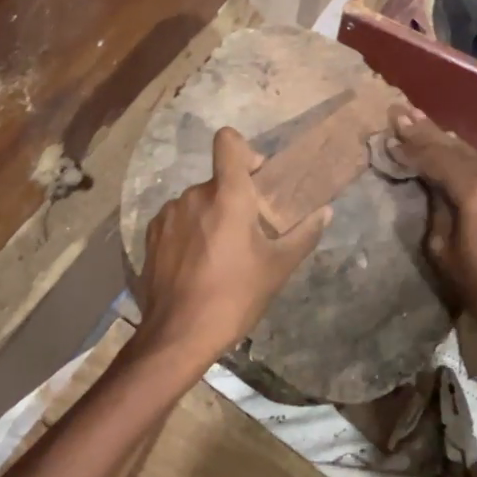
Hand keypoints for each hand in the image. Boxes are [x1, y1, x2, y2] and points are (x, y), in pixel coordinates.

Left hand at [134, 127, 331, 365]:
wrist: (178, 335)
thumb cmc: (234, 296)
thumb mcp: (277, 268)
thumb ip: (304, 234)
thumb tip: (325, 212)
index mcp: (227, 194)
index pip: (228, 141)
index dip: (244, 151)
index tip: (256, 179)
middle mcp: (194, 194)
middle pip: (218, 180)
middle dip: (233, 199)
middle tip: (248, 234)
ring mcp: (168, 214)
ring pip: (197, 202)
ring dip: (209, 218)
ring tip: (220, 256)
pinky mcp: (150, 235)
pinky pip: (177, 221)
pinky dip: (188, 234)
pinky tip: (195, 266)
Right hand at [389, 108, 476, 351]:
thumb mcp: (443, 251)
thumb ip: (436, 209)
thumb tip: (433, 185)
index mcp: (476, 192)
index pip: (436, 159)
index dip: (411, 146)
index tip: (390, 130)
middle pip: (456, 148)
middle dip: (427, 132)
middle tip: (402, 111)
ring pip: (475, 154)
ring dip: (447, 141)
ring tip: (421, 122)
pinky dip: (467, 157)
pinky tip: (453, 146)